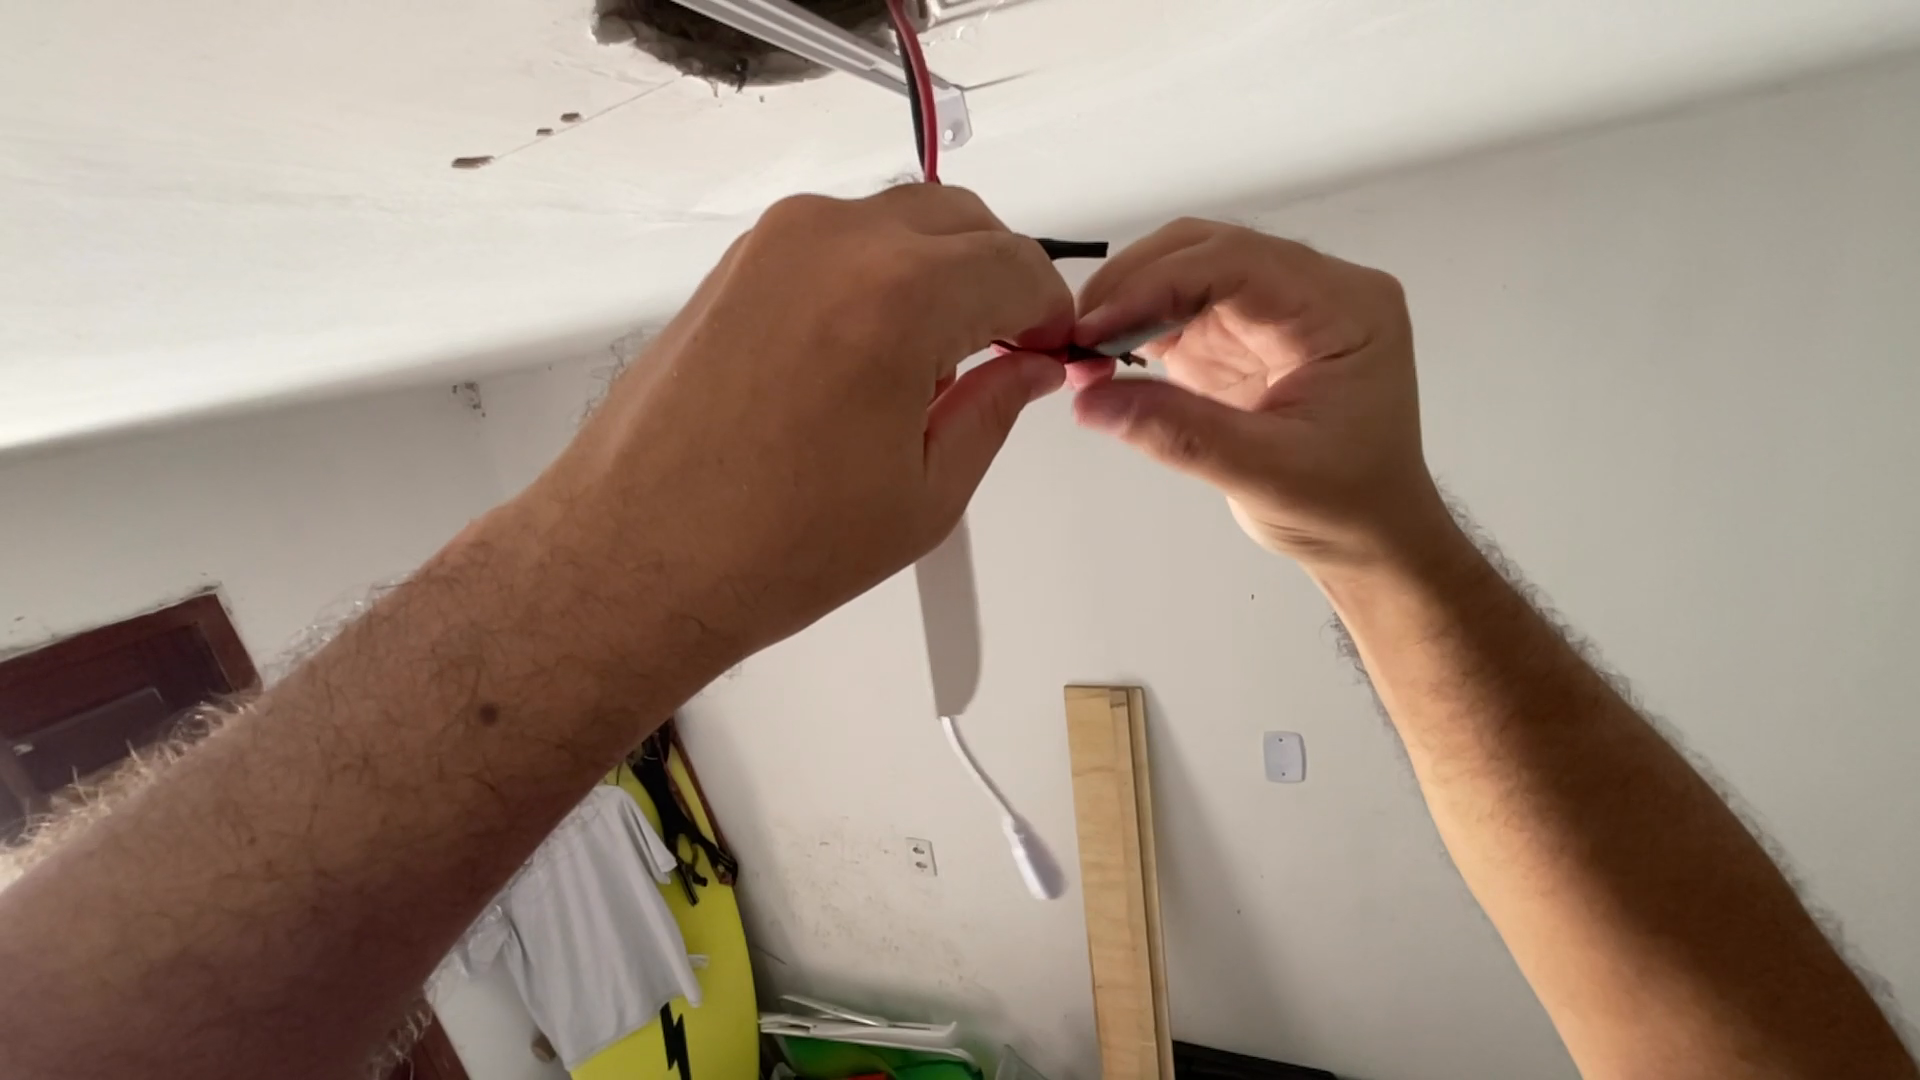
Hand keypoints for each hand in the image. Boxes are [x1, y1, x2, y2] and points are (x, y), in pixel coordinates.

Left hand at [510, 185, 1073, 664]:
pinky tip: (871, 354)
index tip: (1049, 346)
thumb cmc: (768, 546)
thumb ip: (993, 410)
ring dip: (940, 275)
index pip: (1015, 268)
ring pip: (901, 224)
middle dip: (1000, 281)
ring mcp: (775, 246)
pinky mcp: (738, 265)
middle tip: (1005, 351)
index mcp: (897, 300)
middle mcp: (833, 246)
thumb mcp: (926, 494)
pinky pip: (840, 242)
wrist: (641, 558)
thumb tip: (1027, 369)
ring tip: (930, 366)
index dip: (1049, 312)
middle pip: (963, 224)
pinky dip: (879, 276)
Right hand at [1068, 218, 1449, 568]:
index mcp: (1341, 309)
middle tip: (1074, 339)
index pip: (1237, 263)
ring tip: (1081, 353)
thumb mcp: (1266, 474)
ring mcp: (1269, 313)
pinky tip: (1102, 359)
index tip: (1092, 329)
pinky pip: (1176, 313)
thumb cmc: (1343, 504)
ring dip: (1125, 304)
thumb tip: (1088, 401)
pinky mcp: (1238, 339)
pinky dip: (1134, 330)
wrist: (1367, 532)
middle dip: (1132, 285)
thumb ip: (1179, 434)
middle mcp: (1308, 293)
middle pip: (1205, 250)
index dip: (1156, 285)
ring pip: (1183, 272)